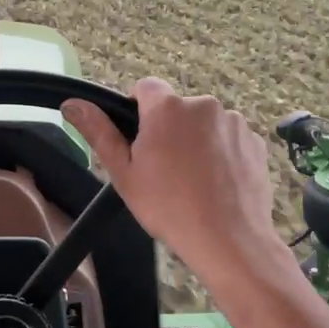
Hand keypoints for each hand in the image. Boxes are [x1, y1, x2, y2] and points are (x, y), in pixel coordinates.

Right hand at [61, 79, 279, 276]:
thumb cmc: (168, 207)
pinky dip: (222, 154)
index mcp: (167, 108)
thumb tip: (72, 104)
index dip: (138, 110)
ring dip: (197, 141)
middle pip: (177, 108)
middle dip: (169, 130)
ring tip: (193, 181)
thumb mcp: (123, 173)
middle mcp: (204, 105)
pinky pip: (230, 139)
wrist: (228, 239)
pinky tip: (217, 184)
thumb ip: (98, 132)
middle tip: (163, 170)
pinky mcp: (256, 142)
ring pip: (204, 124)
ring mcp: (234, 122)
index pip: (146, 87)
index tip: (138, 141)